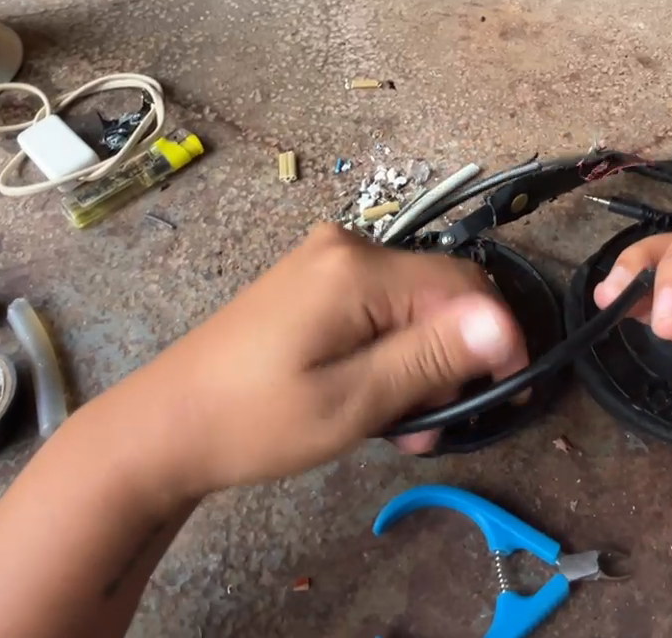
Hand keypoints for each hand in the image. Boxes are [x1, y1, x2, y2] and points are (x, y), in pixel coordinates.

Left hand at [108, 223, 527, 497]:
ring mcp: (327, 259)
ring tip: (400, 423)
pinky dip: (390, 346)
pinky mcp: (315, 278)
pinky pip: (379, 304)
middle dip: (453, 355)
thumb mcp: (353, 400)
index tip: (505, 394)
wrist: (167, 424)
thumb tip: (504, 322)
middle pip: (438, 291)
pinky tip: (374, 390)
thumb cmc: (257, 421)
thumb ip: (431, 356)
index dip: (497, 336)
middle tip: (433, 426)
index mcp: (358, 267)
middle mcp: (347, 246)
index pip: (463, 286)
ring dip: (421, 359)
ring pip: (411, 302)